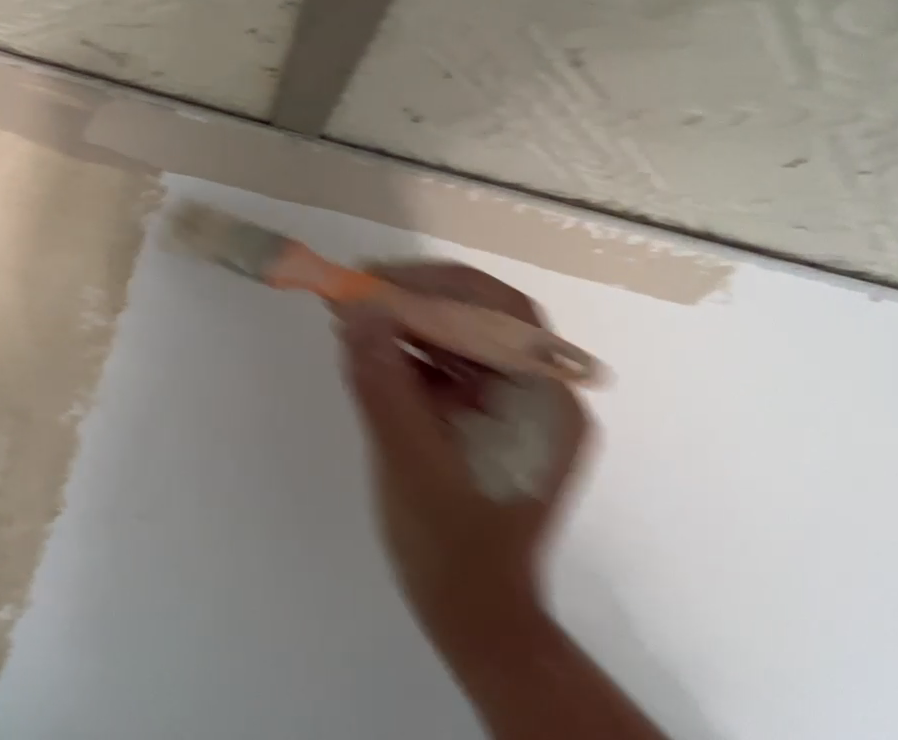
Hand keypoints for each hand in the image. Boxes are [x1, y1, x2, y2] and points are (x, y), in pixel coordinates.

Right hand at [333, 262, 592, 661]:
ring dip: (409, 328)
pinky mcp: (487, 429)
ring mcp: (514, 414)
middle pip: (482, 323)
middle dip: (418, 302)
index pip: (500, 313)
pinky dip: (410, 360)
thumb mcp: (409, 456)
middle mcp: (540, 398)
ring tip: (354, 319)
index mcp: (544, 402)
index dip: (437, 285)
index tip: (375, 281)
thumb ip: (383, 379)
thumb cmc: (449, 544)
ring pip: (463, 346)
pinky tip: (370, 354)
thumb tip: (357, 308)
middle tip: (356, 293)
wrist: (472, 617)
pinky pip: (451, 376)